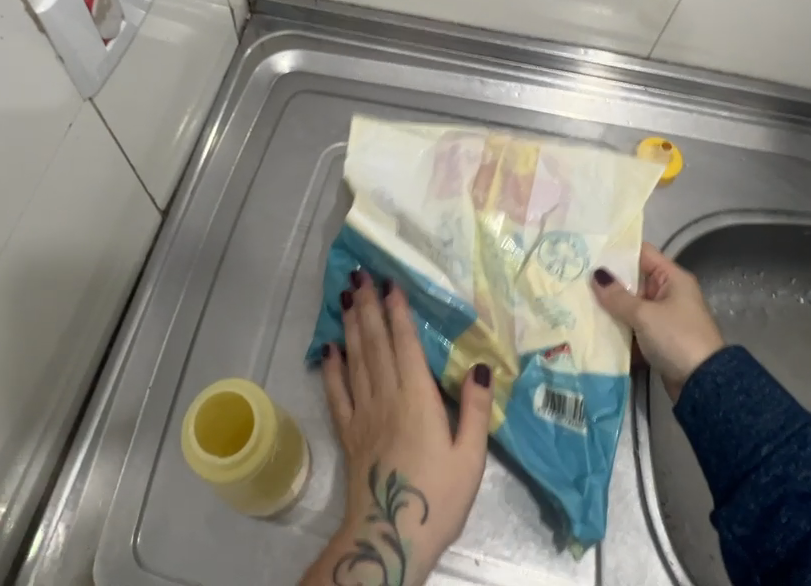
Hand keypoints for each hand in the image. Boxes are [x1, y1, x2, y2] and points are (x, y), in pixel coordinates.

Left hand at [302, 272, 494, 585]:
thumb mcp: (471, 458)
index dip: (397, 311)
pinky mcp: (347, 432)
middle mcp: (386, 396)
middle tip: (361, 274)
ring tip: (347, 296)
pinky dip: (331, 367)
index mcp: (417, 398)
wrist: (390, 536)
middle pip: (375, 342)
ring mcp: (362, 413)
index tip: (392, 282)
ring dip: (350, 325)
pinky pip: (336, 392)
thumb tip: (481, 366)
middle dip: (369, 306)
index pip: (405, 344)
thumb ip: (474, 410)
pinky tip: (329, 348)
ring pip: (354, 359)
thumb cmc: (437, 497)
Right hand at [591, 242, 725, 400]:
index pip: (642, 253)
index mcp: (672, 278)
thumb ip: (618, 296)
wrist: (703, 385)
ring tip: (578, 300)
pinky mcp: (657, 339)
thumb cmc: (677, 339)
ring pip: (630, 304)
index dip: (617, 250)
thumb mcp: (645, 315)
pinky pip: (632, 326)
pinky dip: (617, 326)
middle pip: (633, 279)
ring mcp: (663, 317)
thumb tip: (596, 276)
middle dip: (607, 280)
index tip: (589, 249)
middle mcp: (668, 293)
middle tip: (576, 275)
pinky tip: (593, 326)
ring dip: (610, 306)